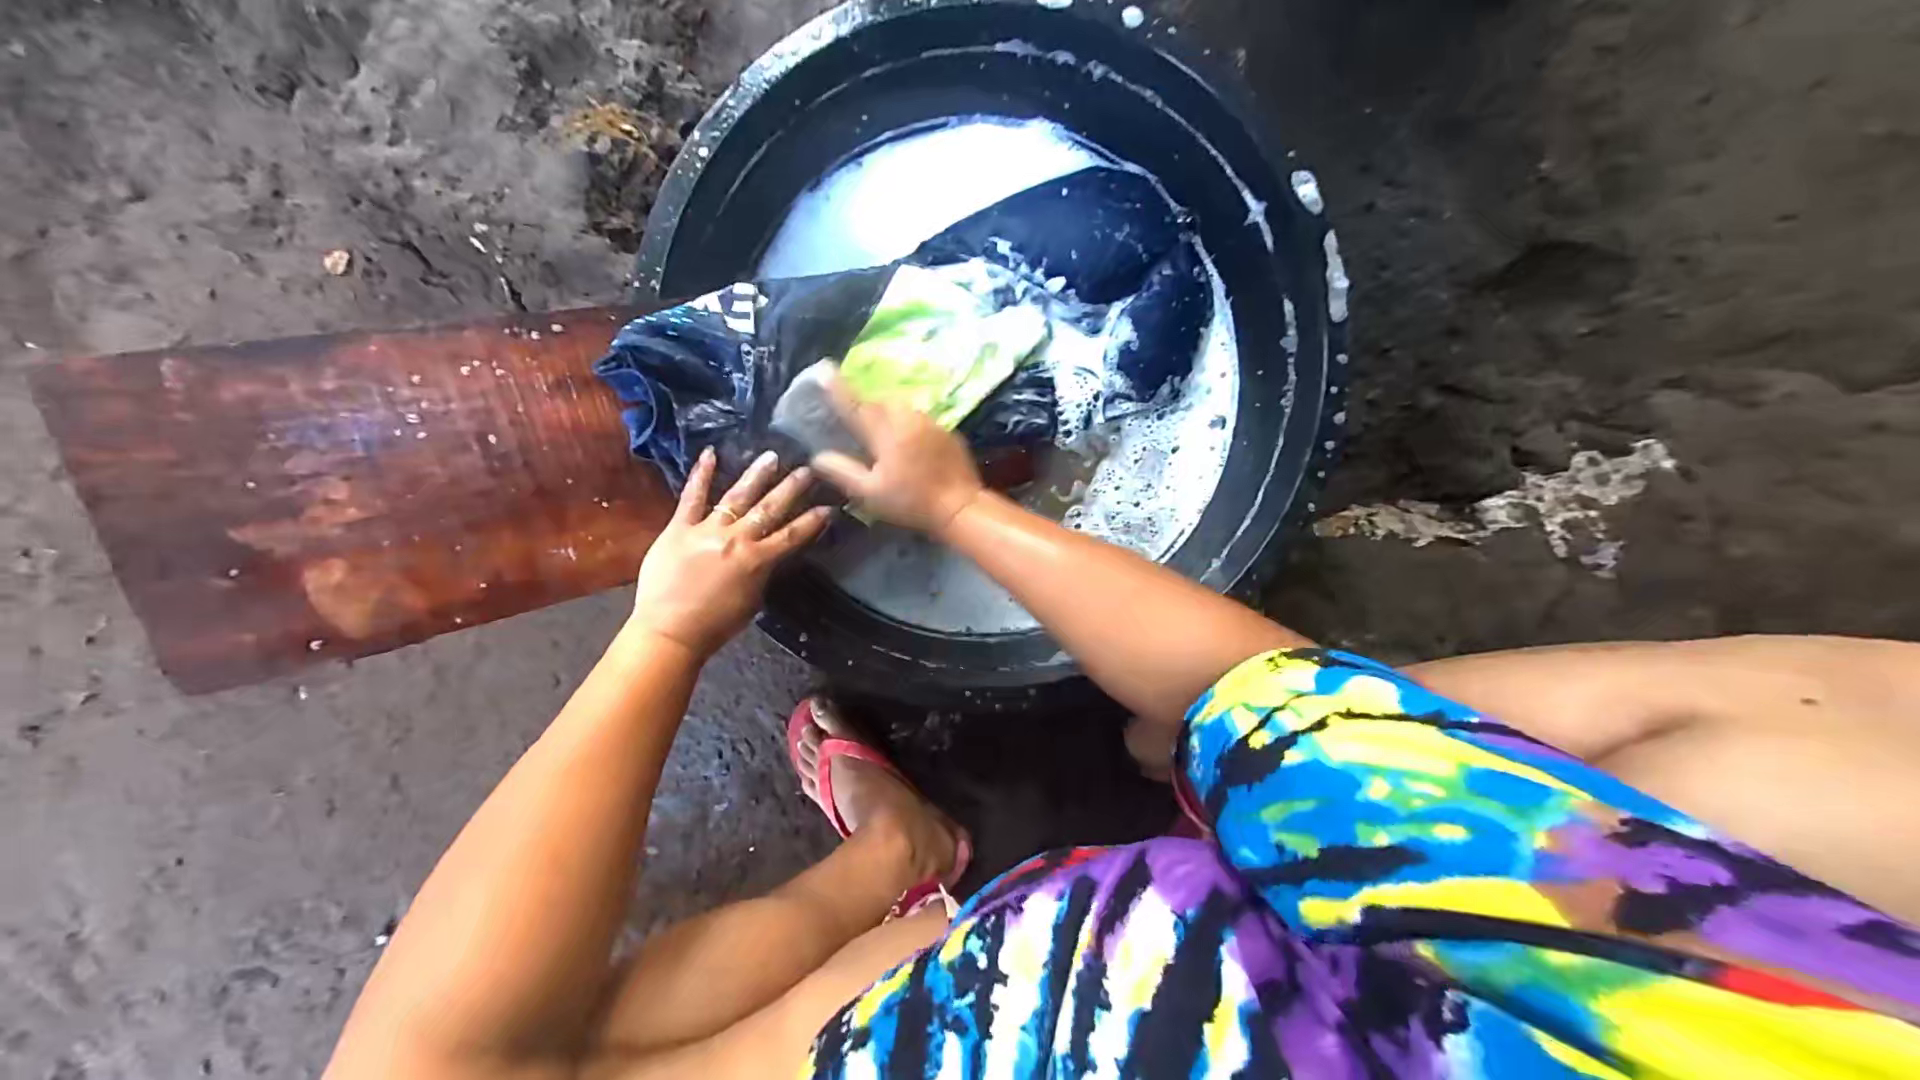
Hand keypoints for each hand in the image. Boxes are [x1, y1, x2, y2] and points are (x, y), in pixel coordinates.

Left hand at [628, 448, 833, 655]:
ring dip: (757, 475)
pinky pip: (692, 497)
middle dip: (791, 488)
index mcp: (758, 561)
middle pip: (770, 509)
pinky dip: (701, 474)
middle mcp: (737, 540)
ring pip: (737, 497)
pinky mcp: (679, 528)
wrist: (669, 632)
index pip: (793, 535)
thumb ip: (762, 571)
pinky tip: (710, 453)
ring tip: (772, 457)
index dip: (813, 520)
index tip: (828, 506)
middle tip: (807, 470)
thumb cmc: (716, 624)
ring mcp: (707, 531)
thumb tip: (770, 552)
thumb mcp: (752, 599)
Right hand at [809, 372, 985, 534]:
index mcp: (886, 431)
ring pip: (902, 408)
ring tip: (883, 434)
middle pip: (880, 402)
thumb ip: (842, 471)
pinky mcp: (946, 431)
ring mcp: (930, 422)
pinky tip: (909, 445)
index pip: (856, 403)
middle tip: (856, 420)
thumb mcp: (870, 493)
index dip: (838, 387)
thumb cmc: (911, 502)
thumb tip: (818, 456)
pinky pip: (920, 419)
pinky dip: (908, 425)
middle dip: (866, 406)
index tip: (825, 368)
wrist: (961, 507)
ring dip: (889, 414)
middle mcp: (908, 417)